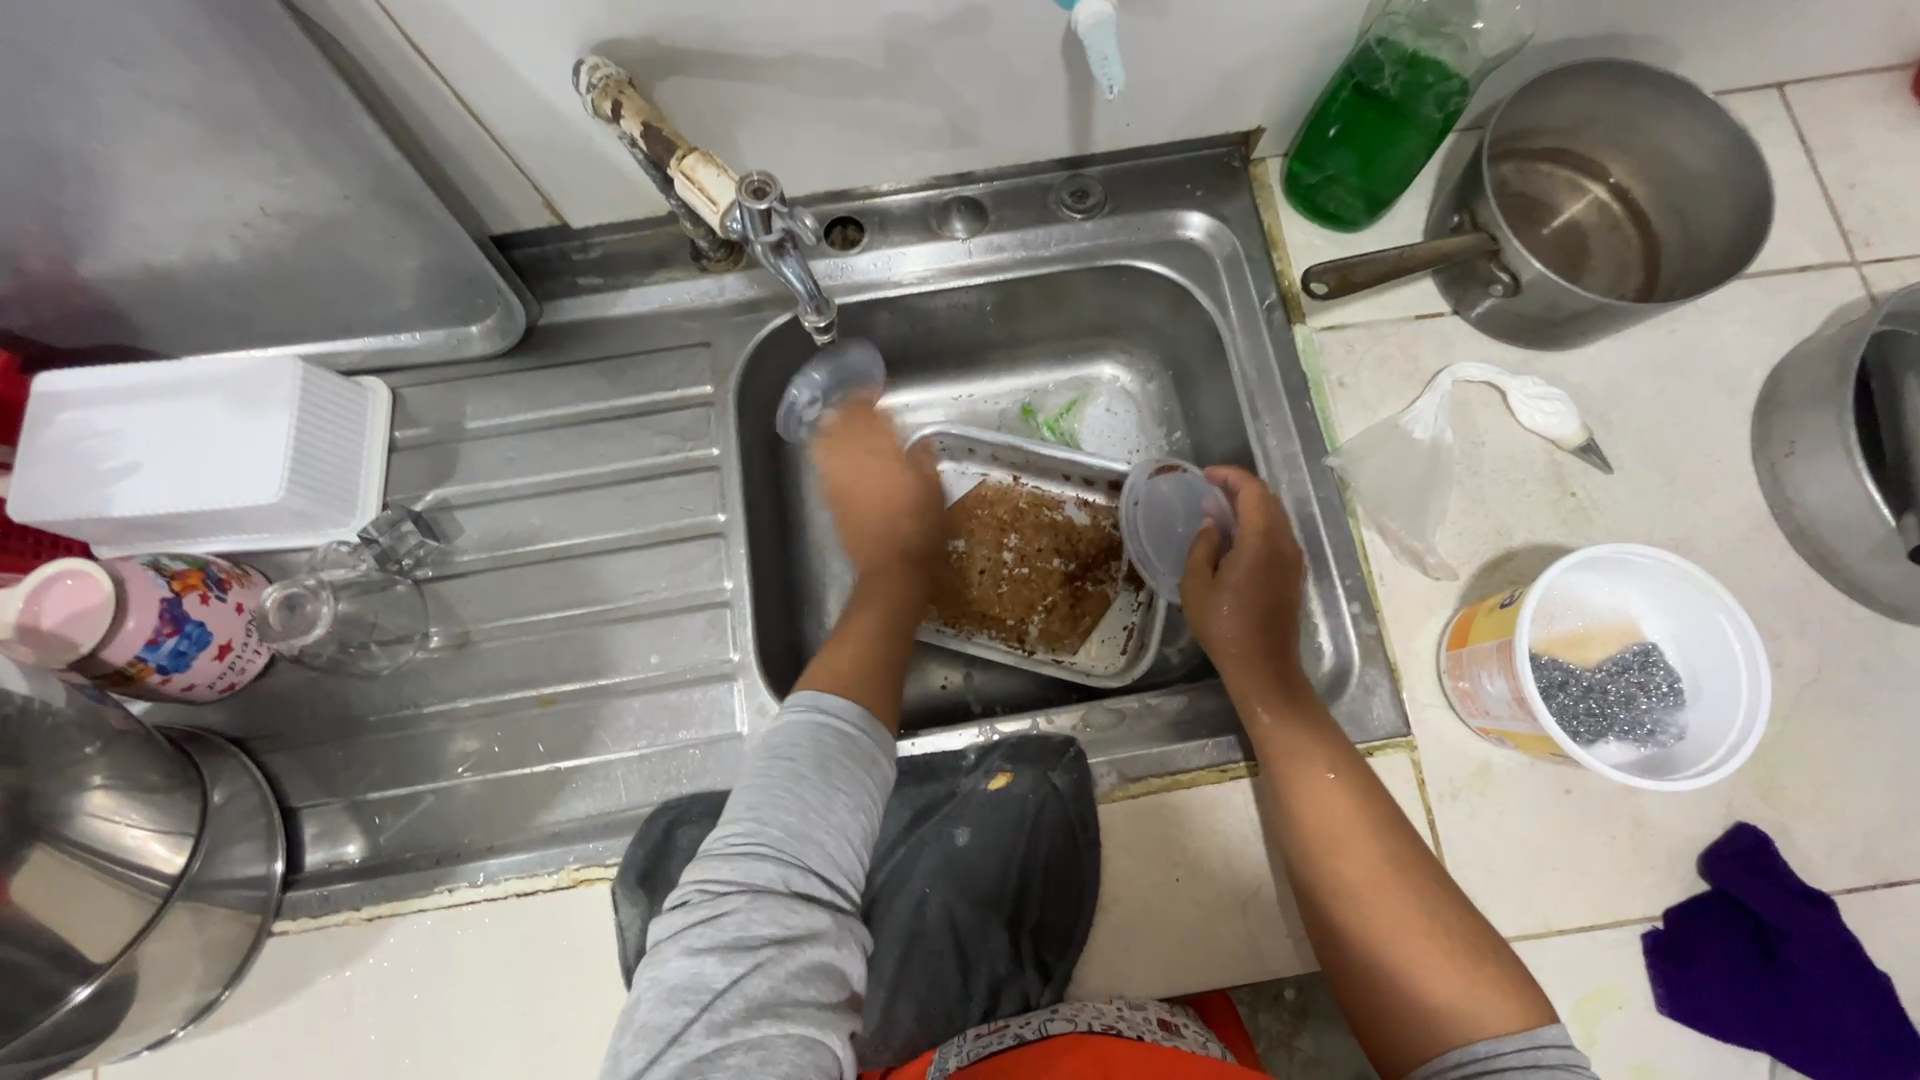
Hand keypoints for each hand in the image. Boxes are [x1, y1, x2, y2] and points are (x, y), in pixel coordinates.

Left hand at [810, 396, 945, 585]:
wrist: (893, 567)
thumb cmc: (921, 526)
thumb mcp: (933, 488)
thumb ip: (923, 458)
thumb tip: (918, 442)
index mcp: (881, 450)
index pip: (866, 411)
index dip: (867, 397)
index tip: (876, 391)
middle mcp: (853, 458)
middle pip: (841, 422)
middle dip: (848, 408)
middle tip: (859, 404)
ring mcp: (837, 478)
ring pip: (826, 440)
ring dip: (833, 426)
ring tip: (843, 422)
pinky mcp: (829, 497)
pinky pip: (823, 463)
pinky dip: (827, 450)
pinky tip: (835, 450)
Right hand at [1180, 466, 1308, 694]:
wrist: (1263, 666)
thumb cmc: (1224, 626)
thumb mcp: (1197, 585)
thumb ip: (1203, 546)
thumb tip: (1213, 523)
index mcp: (1261, 541)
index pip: (1253, 491)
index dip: (1230, 476)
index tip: (1206, 475)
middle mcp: (1284, 543)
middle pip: (1268, 500)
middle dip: (1240, 488)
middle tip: (1210, 490)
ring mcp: (1293, 559)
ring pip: (1275, 517)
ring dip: (1250, 507)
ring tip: (1220, 511)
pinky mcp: (1293, 574)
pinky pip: (1278, 535)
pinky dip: (1258, 525)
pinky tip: (1236, 537)